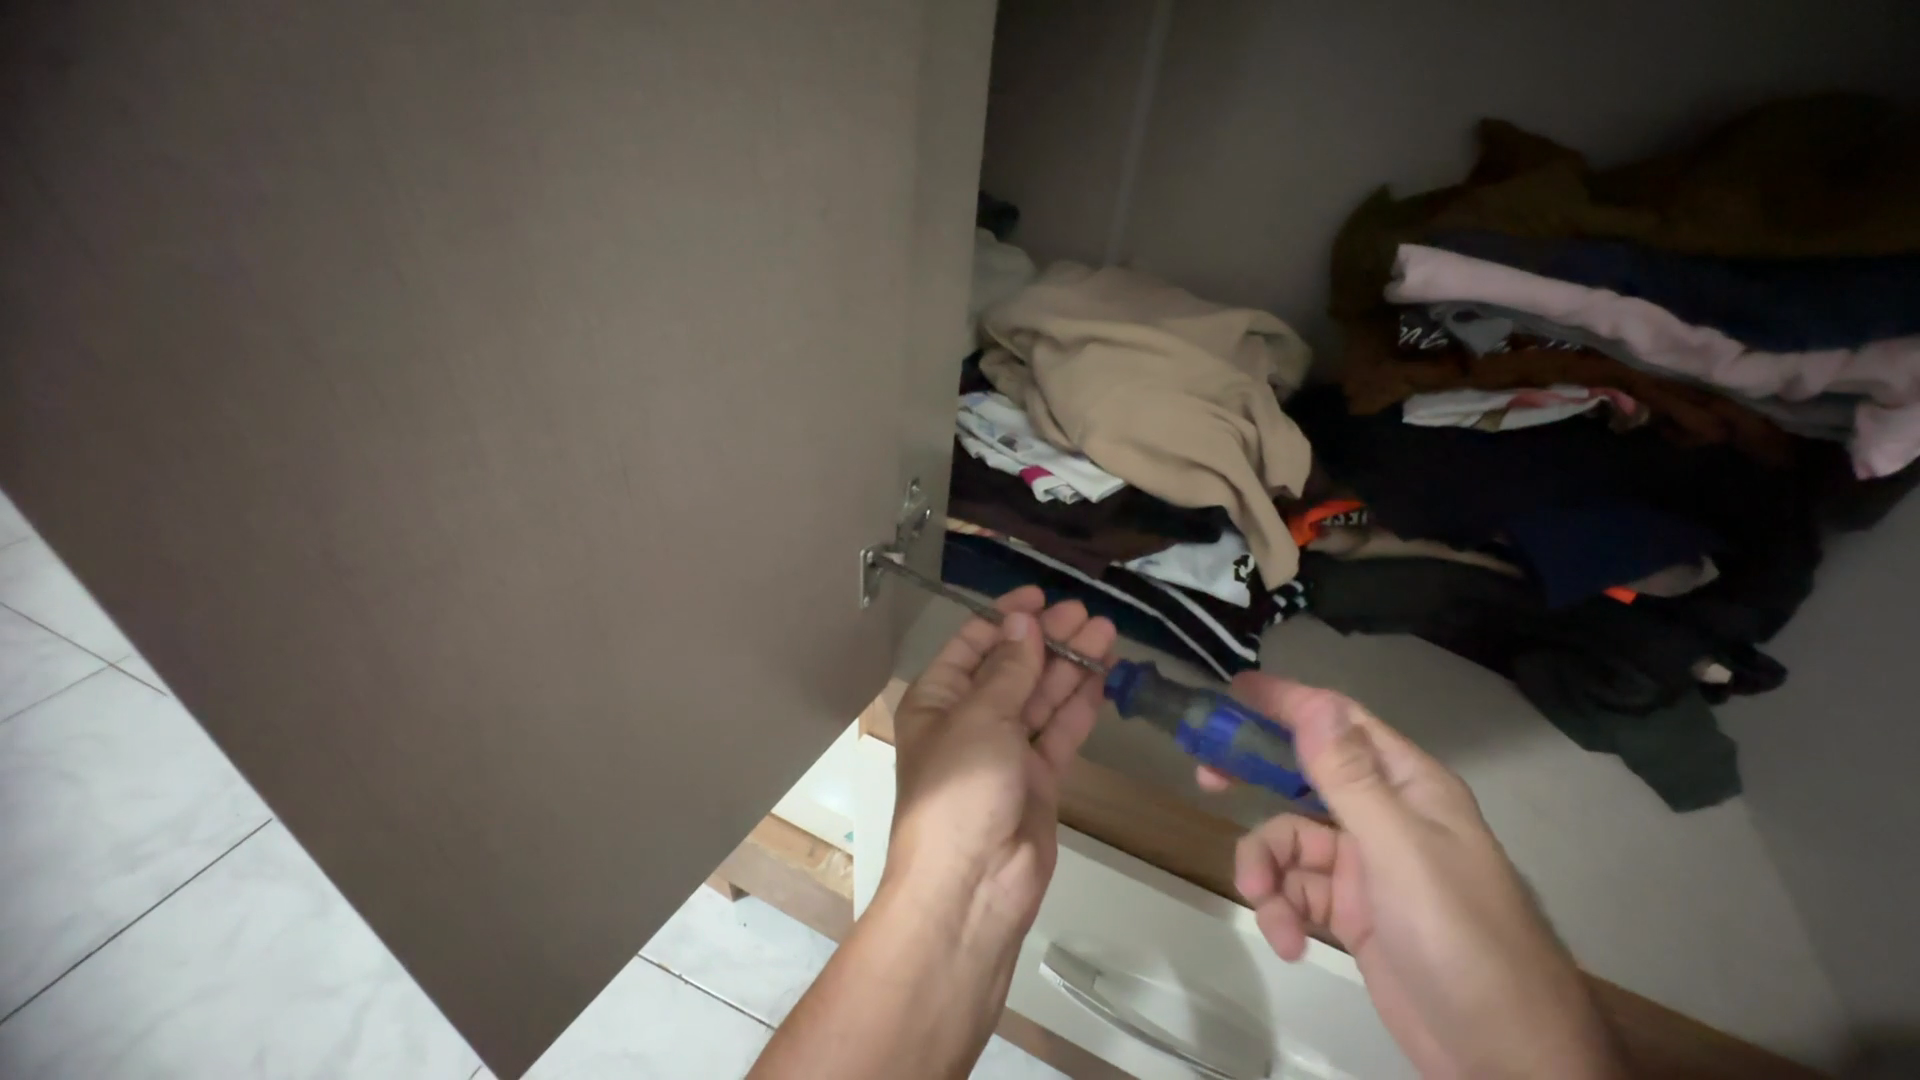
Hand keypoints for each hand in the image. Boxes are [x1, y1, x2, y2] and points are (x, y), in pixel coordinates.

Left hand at [886, 586, 1115, 937]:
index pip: (972, 646)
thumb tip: (1021, 619)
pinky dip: (1078, 707)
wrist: (973, 887)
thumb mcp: (979, 719)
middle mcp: (969, 721)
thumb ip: (1008, 669)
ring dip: (1070, 668)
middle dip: (1047, 641)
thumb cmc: (961, 791)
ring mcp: (1005, 753)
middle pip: (1013, 669)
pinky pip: (1059, 733)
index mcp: (938, 701)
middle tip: (1087, 615)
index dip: (1005, 618)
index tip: (1040, 597)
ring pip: (1040, 699)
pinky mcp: (1037, 780)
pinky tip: (1101, 678)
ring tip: (1105, 635)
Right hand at [1209, 675, 1623, 1079]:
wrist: (1507, 1060)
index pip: (1340, 723)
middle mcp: (1386, 816)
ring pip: (1289, 841)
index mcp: (1409, 787)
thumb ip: (1349, 777)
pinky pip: (1296, 892)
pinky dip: (1282, 913)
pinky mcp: (1351, 913)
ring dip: (1266, 870)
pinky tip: (1290, 944)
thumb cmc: (1461, 939)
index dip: (1287, 702)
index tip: (1232, 691)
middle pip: (1303, 776)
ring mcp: (1366, 867)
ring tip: (1262, 903)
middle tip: (1207, 778)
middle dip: (1254, 778)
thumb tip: (1313, 701)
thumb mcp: (1399, 852)